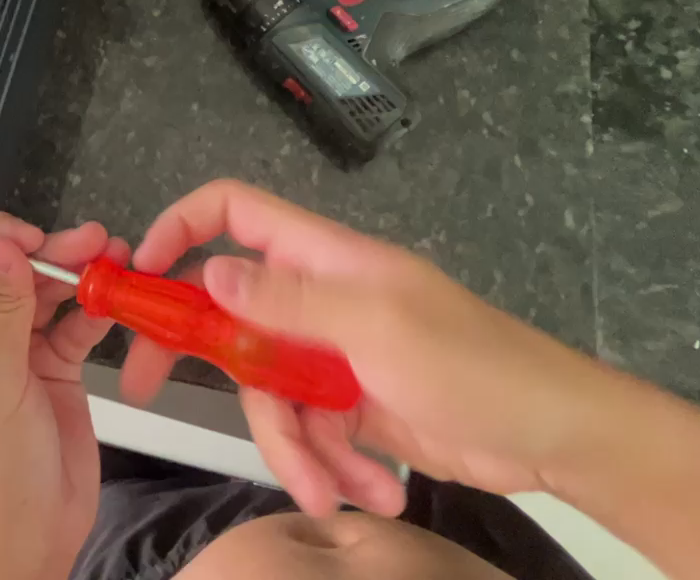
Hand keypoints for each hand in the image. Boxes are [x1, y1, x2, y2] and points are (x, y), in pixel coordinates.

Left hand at [0, 213, 129, 579]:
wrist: (31, 539)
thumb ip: (2, 309)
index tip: (33, 238)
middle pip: (11, 271)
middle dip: (49, 252)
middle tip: (88, 241)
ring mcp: (17, 347)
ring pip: (45, 291)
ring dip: (77, 273)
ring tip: (111, 255)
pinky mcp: (53, 364)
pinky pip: (73, 323)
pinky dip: (93, 307)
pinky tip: (113, 294)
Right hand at [120, 180, 623, 518]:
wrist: (556, 439)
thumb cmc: (473, 364)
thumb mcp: (376, 325)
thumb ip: (288, 298)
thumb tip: (210, 271)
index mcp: (317, 257)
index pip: (232, 211)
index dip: (181, 227)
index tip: (142, 269)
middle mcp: (311, 296)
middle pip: (225, 309)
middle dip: (193, 353)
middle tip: (144, 387)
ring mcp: (325, 352)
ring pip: (262, 386)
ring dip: (291, 443)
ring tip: (332, 486)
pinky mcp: (345, 402)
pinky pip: (305, 429)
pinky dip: (330, 464)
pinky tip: (375, 488)